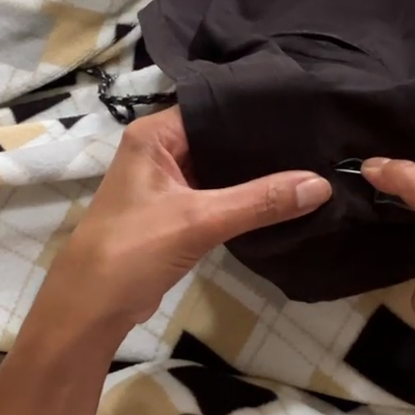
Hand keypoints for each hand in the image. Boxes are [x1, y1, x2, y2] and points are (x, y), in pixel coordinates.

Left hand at [46, 108, 331, 328]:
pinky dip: (242, 199)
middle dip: (260, 145)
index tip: (305, 112)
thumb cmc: (134, 249)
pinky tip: (281, 199)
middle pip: (218, 139)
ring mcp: (166, 183)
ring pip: (219, 169)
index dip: (255, 111)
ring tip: (310, 164)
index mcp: (153, 134)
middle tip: (318, 141)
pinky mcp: (174, 213)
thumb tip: (322, 184)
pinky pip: (216, 196)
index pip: (212, 108)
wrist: (93, 306)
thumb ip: (260, 201)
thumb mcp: (200, 220)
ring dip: (253, 175)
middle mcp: (158, 150)